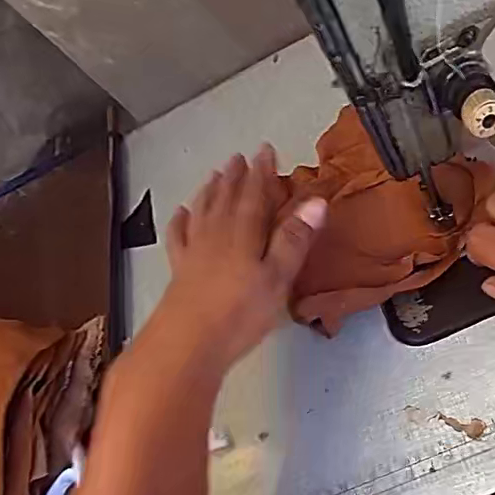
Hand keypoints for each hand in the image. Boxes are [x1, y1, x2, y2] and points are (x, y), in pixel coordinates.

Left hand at [144, 145, 325, 373]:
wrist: (187, 343)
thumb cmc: (239, 313)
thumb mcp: (277, 279)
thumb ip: (294, 240)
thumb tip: (316, 202)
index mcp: (243, 234)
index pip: (255, 195)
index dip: (262, 172)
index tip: (266, 151)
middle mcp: (216, 235)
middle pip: (226, 198)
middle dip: (236, 177)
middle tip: (240, 158)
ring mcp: (194, 252)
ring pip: (203, 211)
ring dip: (211, 191)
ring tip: (216, 175)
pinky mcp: (179, 271)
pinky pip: (179, 236)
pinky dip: (181, 220)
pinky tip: (182, 213)